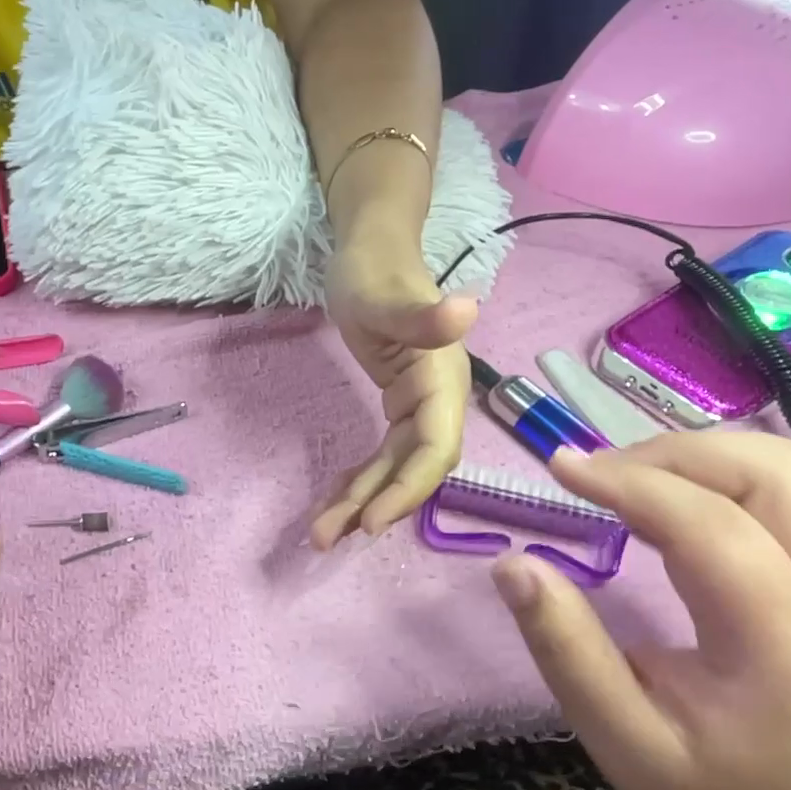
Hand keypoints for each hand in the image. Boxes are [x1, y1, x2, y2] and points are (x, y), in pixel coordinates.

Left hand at [312, 238, 477, 547]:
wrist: (372, 250)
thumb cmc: (376, 269)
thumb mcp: (384, 293)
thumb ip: (419, 314)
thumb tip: (467, 310)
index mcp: (443, 380)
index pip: (435, 449)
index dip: (408, 490)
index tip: (370, 522)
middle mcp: (438, 401)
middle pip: (413, 468)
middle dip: (375, 506)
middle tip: (327, 539)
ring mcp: (420, 405)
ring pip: (395, 468)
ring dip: (363, 501)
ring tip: (323, 533)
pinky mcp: (399, 406)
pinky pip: (384, 454)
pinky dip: (361, 479)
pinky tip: (336, 501)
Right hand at [490, 434, 790, 789]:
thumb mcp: (620, 737)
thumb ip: (565, 648)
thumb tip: (512, 565)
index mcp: (788, 648)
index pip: (712, 527)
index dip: (629, 484)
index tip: (560, 467)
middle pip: (777, 479)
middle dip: (677, 455)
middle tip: (600, 471)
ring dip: (718, 453)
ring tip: (641, 472)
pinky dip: (751, 469)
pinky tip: (697, 488)